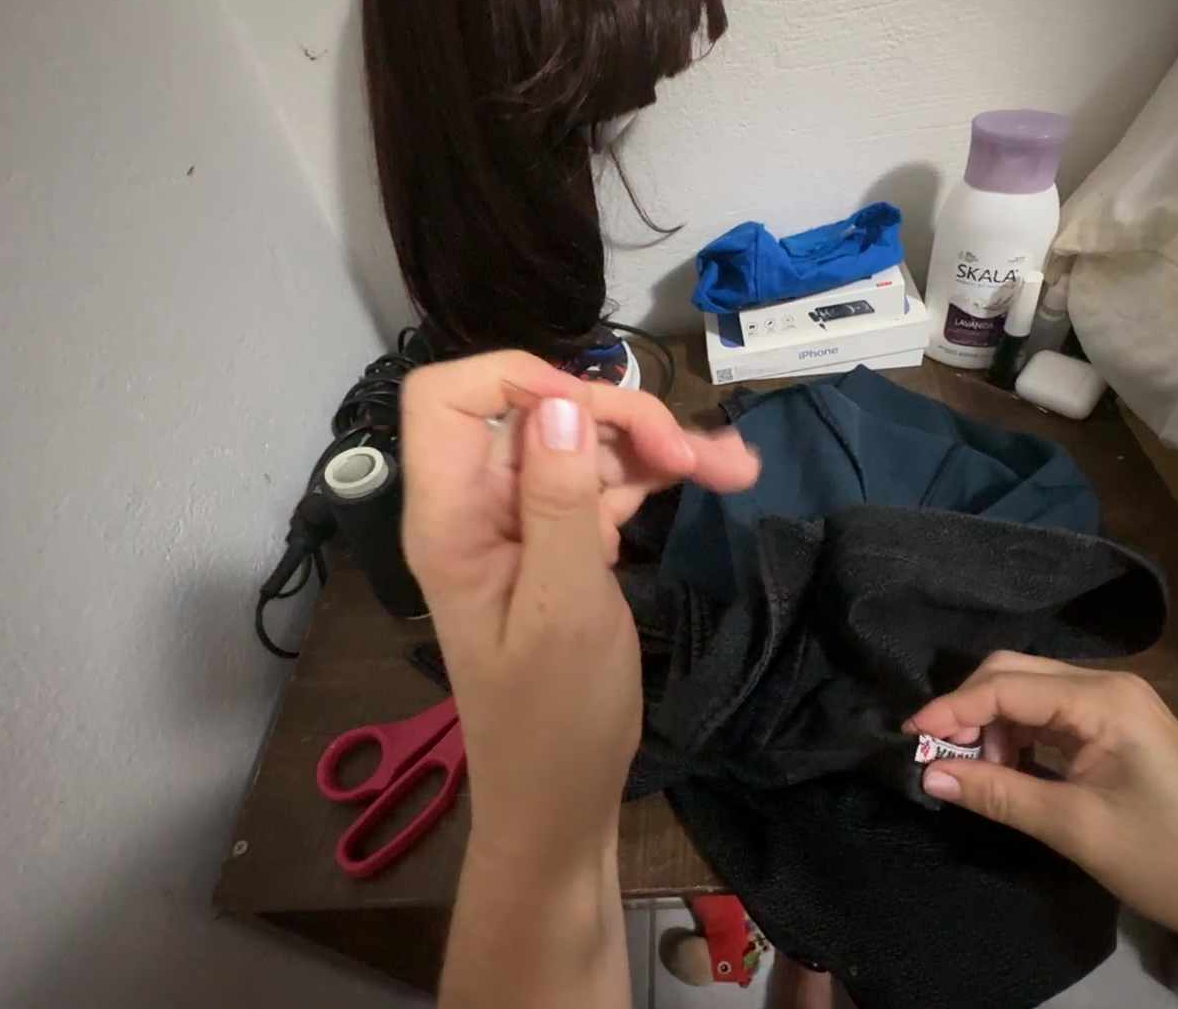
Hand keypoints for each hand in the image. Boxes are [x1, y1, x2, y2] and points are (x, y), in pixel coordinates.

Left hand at [399, 351, 758, 848]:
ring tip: (731, 467)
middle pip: (538, 413)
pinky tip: (718, 476)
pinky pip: (610, 482)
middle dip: (618, 418)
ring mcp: (528, 519)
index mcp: (452, 517)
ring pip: (586, 443)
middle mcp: (483, 505)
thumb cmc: (554, 718)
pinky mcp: (568, 538)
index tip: (590, 413)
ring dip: (658, 444)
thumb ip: (559, 502)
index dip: (514, 381)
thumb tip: (560, 405)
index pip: (446, 399)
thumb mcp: (563, 608)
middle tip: (690, 455)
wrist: (565, 795)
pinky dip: (661, 476)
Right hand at [907, 652, 1177, 1008]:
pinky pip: (1050, 717)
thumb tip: (927, 775)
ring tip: (973, 771)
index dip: (950, 709)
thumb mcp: (1075, 829)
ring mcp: (1116, 707)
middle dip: (968, 710)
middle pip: (1014, 674)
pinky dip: (1018, 738)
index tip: (908, 739)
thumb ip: (996, 793)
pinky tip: (1006, 768)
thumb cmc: (1174, 862)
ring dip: (991, 725)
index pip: (1005, 685)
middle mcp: (1108, 686)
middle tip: (936, 755)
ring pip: (1028, 694)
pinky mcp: (1118, 731)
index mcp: (1104, 697)